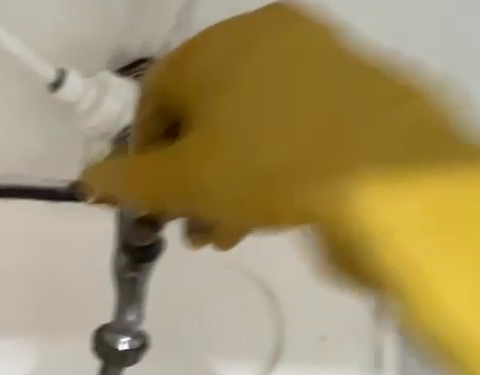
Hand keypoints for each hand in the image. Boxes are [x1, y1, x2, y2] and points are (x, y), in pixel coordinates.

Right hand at [79, 3, 479, 252]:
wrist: (390, 177)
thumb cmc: (264, 168)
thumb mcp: (178, 182)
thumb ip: (125, 180)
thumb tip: (89, 177)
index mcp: (222, 43)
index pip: (154, 95)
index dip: (141, 155)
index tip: (148, 201)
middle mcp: (269, 36)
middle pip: (200, 114)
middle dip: (183, 177)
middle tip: (184, 225)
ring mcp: (317, 59)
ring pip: (242, 128)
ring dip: (219, 184)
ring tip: (220, 233)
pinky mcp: (352, 91)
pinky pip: (284, 131)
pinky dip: (262, 171)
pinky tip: (260, 215)